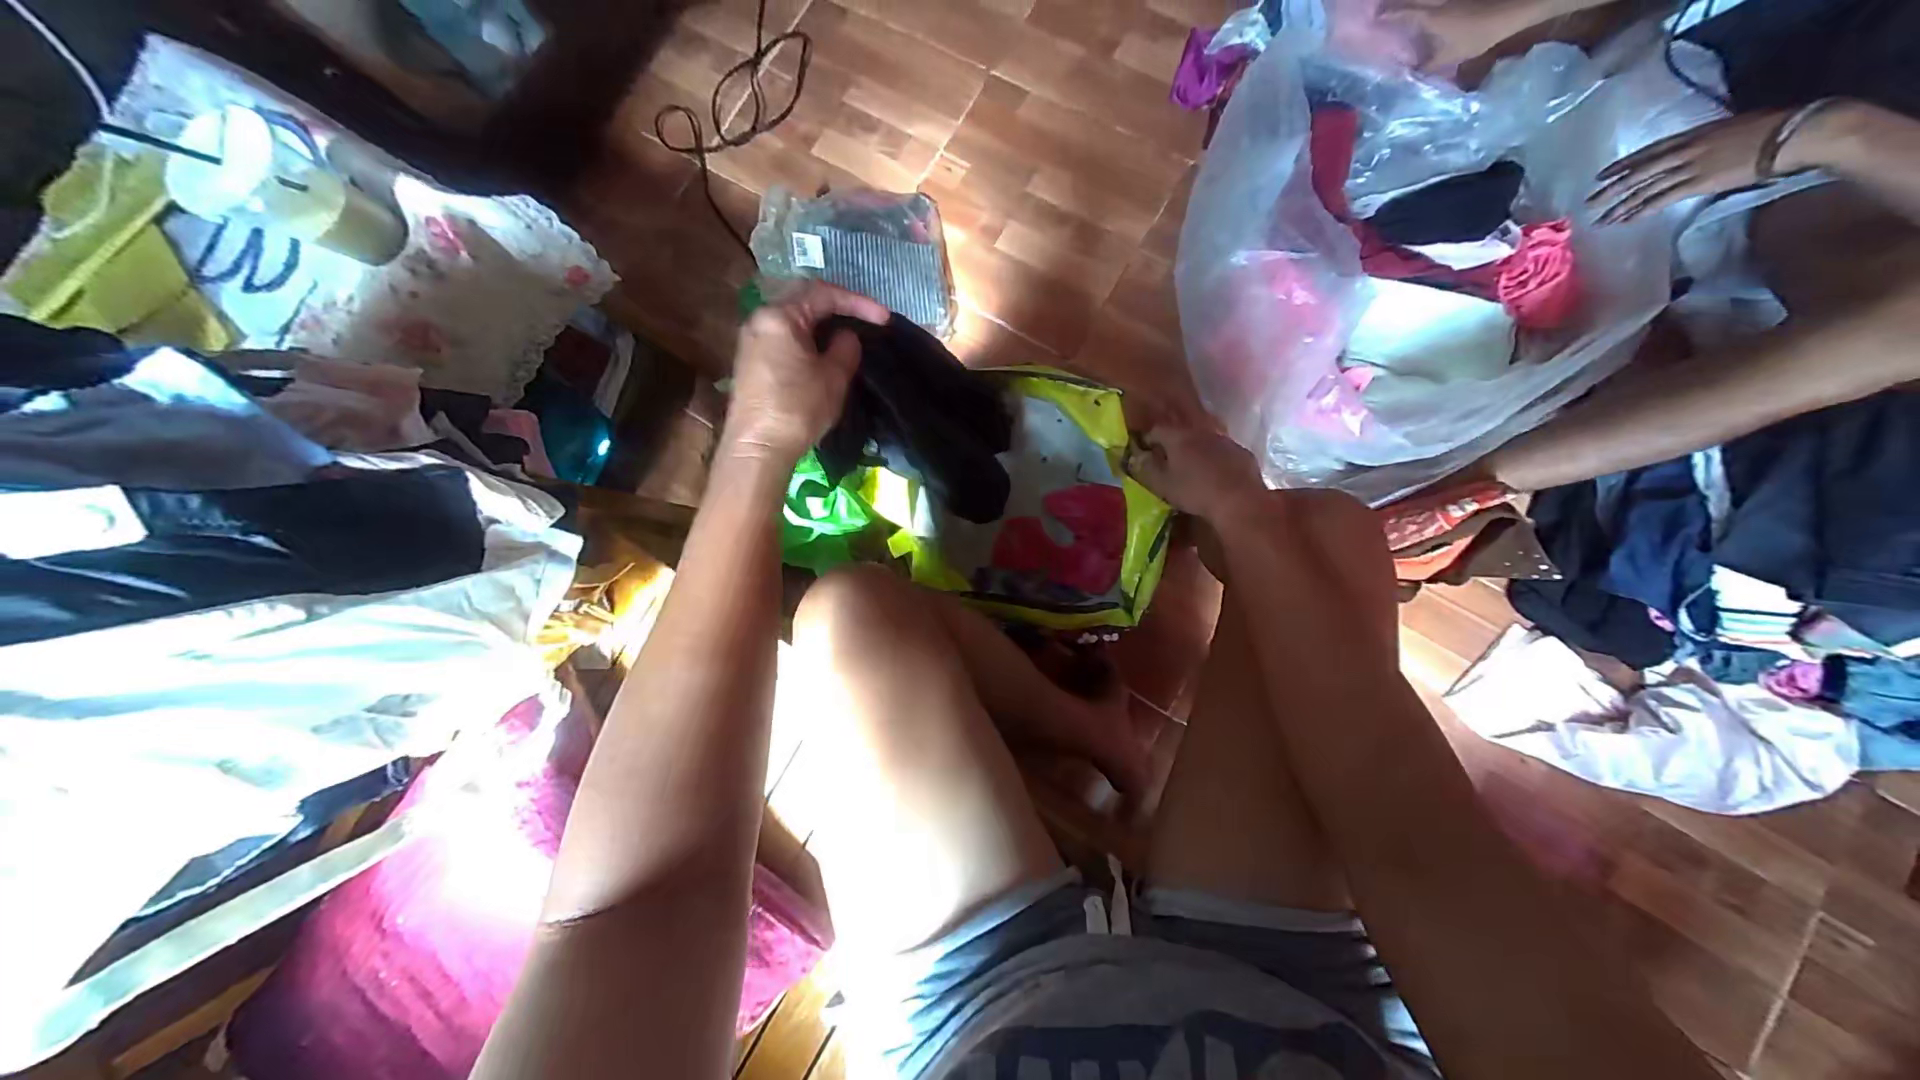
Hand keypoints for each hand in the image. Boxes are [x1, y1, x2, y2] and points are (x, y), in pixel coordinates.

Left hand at [722, 281, 888, 461]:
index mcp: (779, 316)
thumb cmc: (797, 409)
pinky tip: (822, 351)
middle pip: (803, 301)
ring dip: (821, 323)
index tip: (884, 318)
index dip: (858, 302)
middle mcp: (760, 320)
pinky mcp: (750, 362)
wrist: (758, 448)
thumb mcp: (833, 378)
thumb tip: (846, 336)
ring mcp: (752, 341)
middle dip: (837, 307)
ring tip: (847, 334)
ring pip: (792, 320)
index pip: (823, 295)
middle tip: (865, 318)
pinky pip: (783, 337)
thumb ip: (846, 348)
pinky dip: (806, 338)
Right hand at [1125, 425, 1264, 521]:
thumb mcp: (1162, 485)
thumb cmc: (1195, 492)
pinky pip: (1223, 454)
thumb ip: (1146, 469)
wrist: (1239, 501)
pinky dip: (1215, 461)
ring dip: (1195, 453)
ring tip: (1192, 471)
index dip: (1147, 440)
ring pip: (1204, 443)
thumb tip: (1135, 457)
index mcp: (1179, 438)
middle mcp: (1202, 433)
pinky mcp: (1242, 454)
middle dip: (1172, 446)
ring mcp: (1225, 442)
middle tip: (1167, 463)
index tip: (1143, 451)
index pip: (1157, 430)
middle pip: (1182, 434)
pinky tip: (1216, 477)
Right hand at [1380, 0, 1530, 70]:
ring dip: (1416, 4)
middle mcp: (1439, 2)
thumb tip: (1410, 74)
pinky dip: (1434, 5)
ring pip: (1428, 0)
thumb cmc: (1478, 34)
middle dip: (1398, 3)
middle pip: (1414, 0)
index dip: (1387, 15)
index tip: (1374, 17)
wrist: (1515, 10)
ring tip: (1407, 9)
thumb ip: (1427, 66)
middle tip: (1385, 7)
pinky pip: (1443, 2)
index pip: (1403, 13)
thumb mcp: (1449, 57)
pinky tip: (1433, 10)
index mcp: (1430, 16)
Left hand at [1589, 110, 1800, 224]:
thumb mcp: (1733, 125)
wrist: (1797, 133)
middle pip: (1638, 173)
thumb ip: (1708, 138)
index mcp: (1694, 134)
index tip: (1602, 176)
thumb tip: (1698, 148)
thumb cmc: (1776, 125)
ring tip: (1600, 218)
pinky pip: (1660, 200)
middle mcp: (1685, 151)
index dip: (1623, 165)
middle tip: (1587, 203)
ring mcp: (1689, 168)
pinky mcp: (1697, 184)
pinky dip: (1640, 211)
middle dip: (1611, 189)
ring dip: (1620, 206)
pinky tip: (1624, 220)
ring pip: (1644, 190)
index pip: (1649, 152)